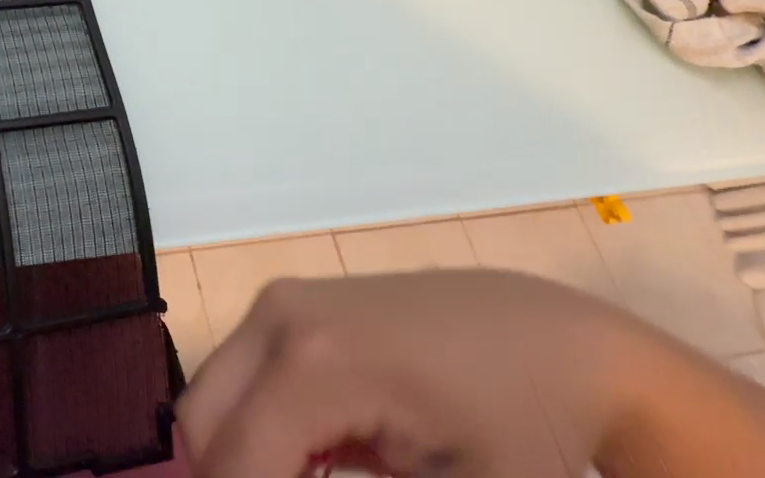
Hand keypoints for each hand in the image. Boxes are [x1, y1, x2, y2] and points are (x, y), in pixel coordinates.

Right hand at [178, 271, 639, 477]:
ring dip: (244, 461)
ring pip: (211, 401)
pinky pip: (240, 380)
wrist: (562, 341)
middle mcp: (276, 319)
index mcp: (314, 362)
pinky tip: (318, 461)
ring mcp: (278, 303)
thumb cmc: (529, 434)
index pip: (235, 464)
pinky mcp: (287, 305)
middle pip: (201, 427)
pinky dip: (258, 431)